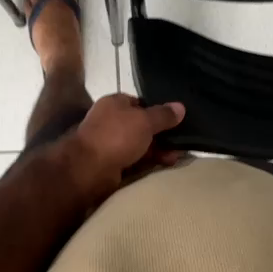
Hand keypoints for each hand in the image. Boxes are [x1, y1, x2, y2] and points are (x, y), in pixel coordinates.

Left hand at [63, 94, 186, 197]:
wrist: (89, 168)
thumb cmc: (117, 136)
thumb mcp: (145, 121)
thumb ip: (163, 115)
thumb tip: (181, 107)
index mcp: (115, 103)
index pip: (140, 103)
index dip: (158, 109)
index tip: (176, 119)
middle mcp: (111, 121)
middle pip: (142, 125)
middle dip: (162, 133)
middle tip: (183, 140)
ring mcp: (111, 143)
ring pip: (140, 144)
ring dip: (159, 149)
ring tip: (178, 155)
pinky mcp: (113, 163)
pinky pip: (136, 160)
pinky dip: (150, 161)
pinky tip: (166, 164)